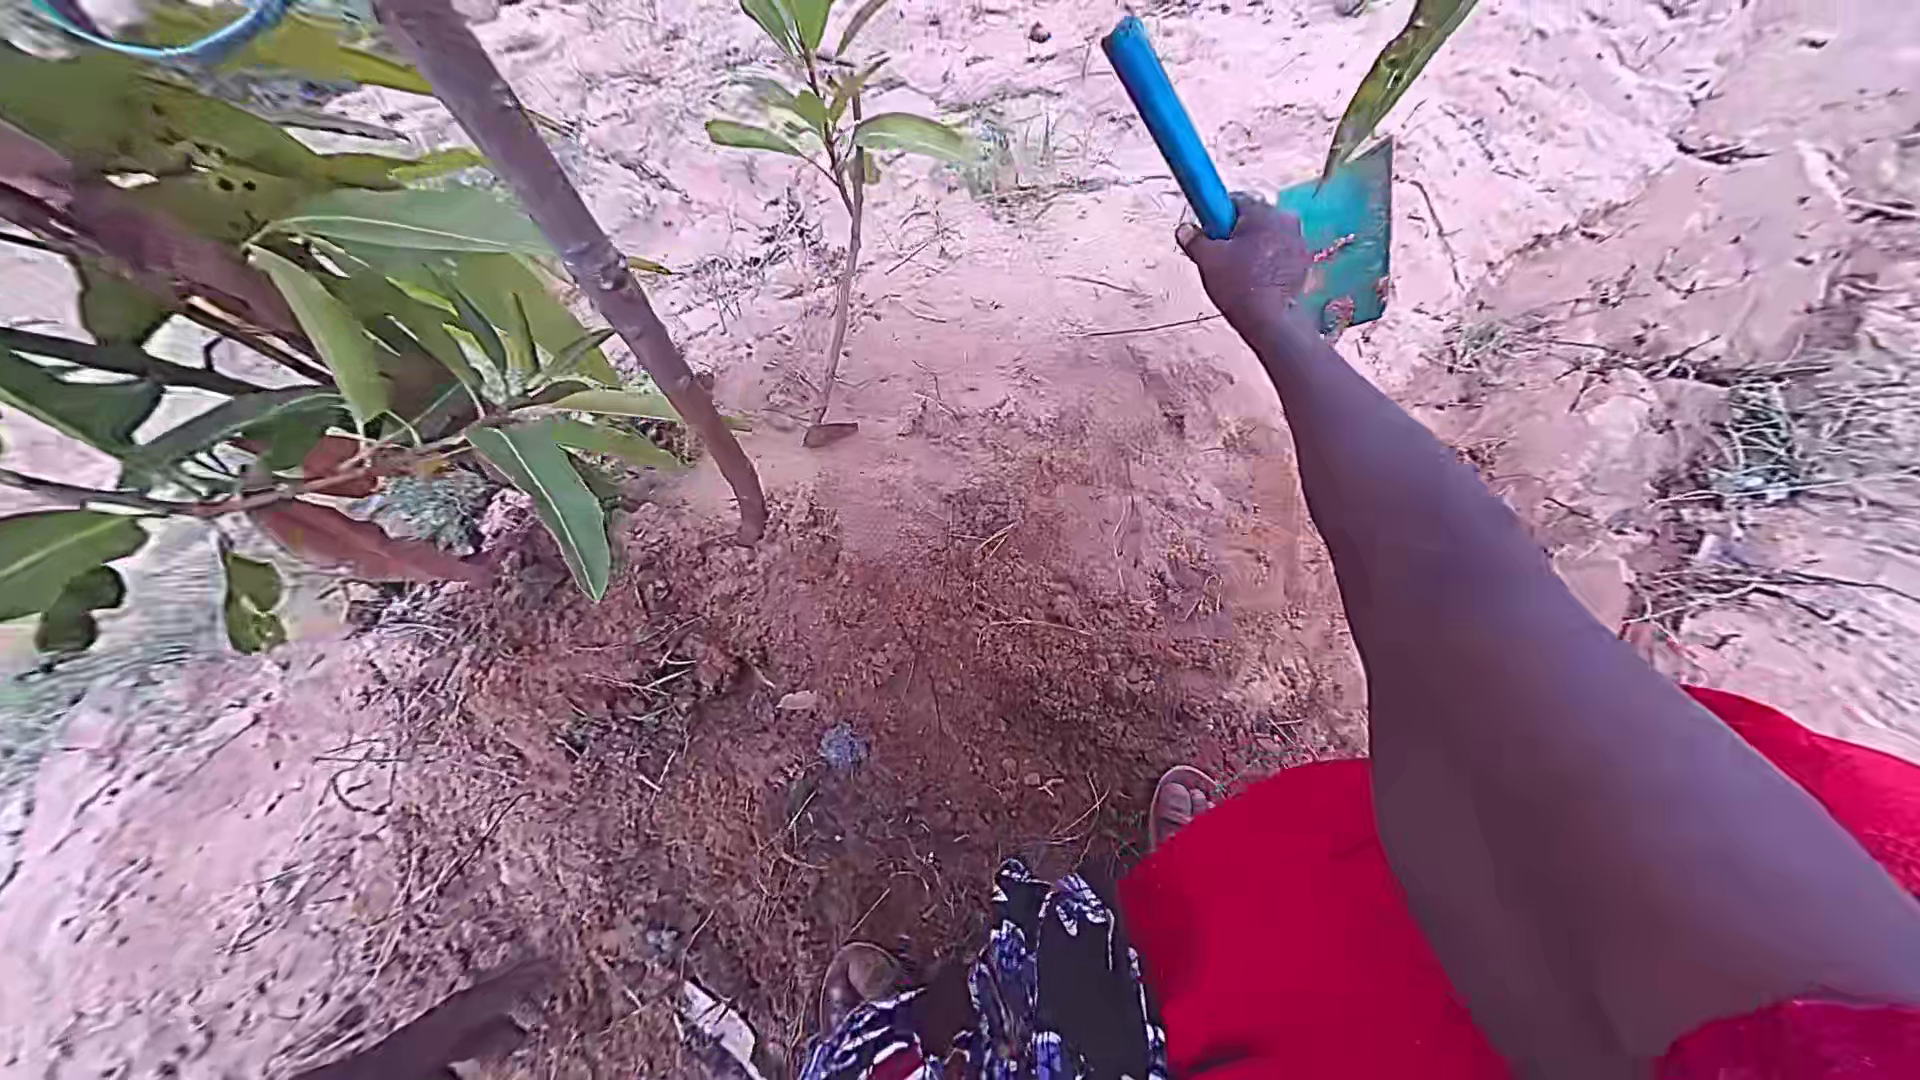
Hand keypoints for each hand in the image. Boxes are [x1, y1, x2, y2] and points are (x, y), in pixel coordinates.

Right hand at [1176, 194, 1309, 334]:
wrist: (1267, 317)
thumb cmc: (1239, 286)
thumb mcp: (1207, 261)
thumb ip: (1195, 240)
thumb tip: (1184, 230)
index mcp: (1260, 213)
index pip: (1233, 201)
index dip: (1216, 217)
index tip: (1208, 232)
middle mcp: (1284, 220)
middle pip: (1252, 220)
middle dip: (1236, 235)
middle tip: (1220, 258)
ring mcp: (1297, 240)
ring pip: (1267, 237)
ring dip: (1252, 249)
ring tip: (1237, 274)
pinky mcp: (1302, 261)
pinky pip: (1279, 254)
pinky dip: (1267, 263)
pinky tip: (1254, 281)